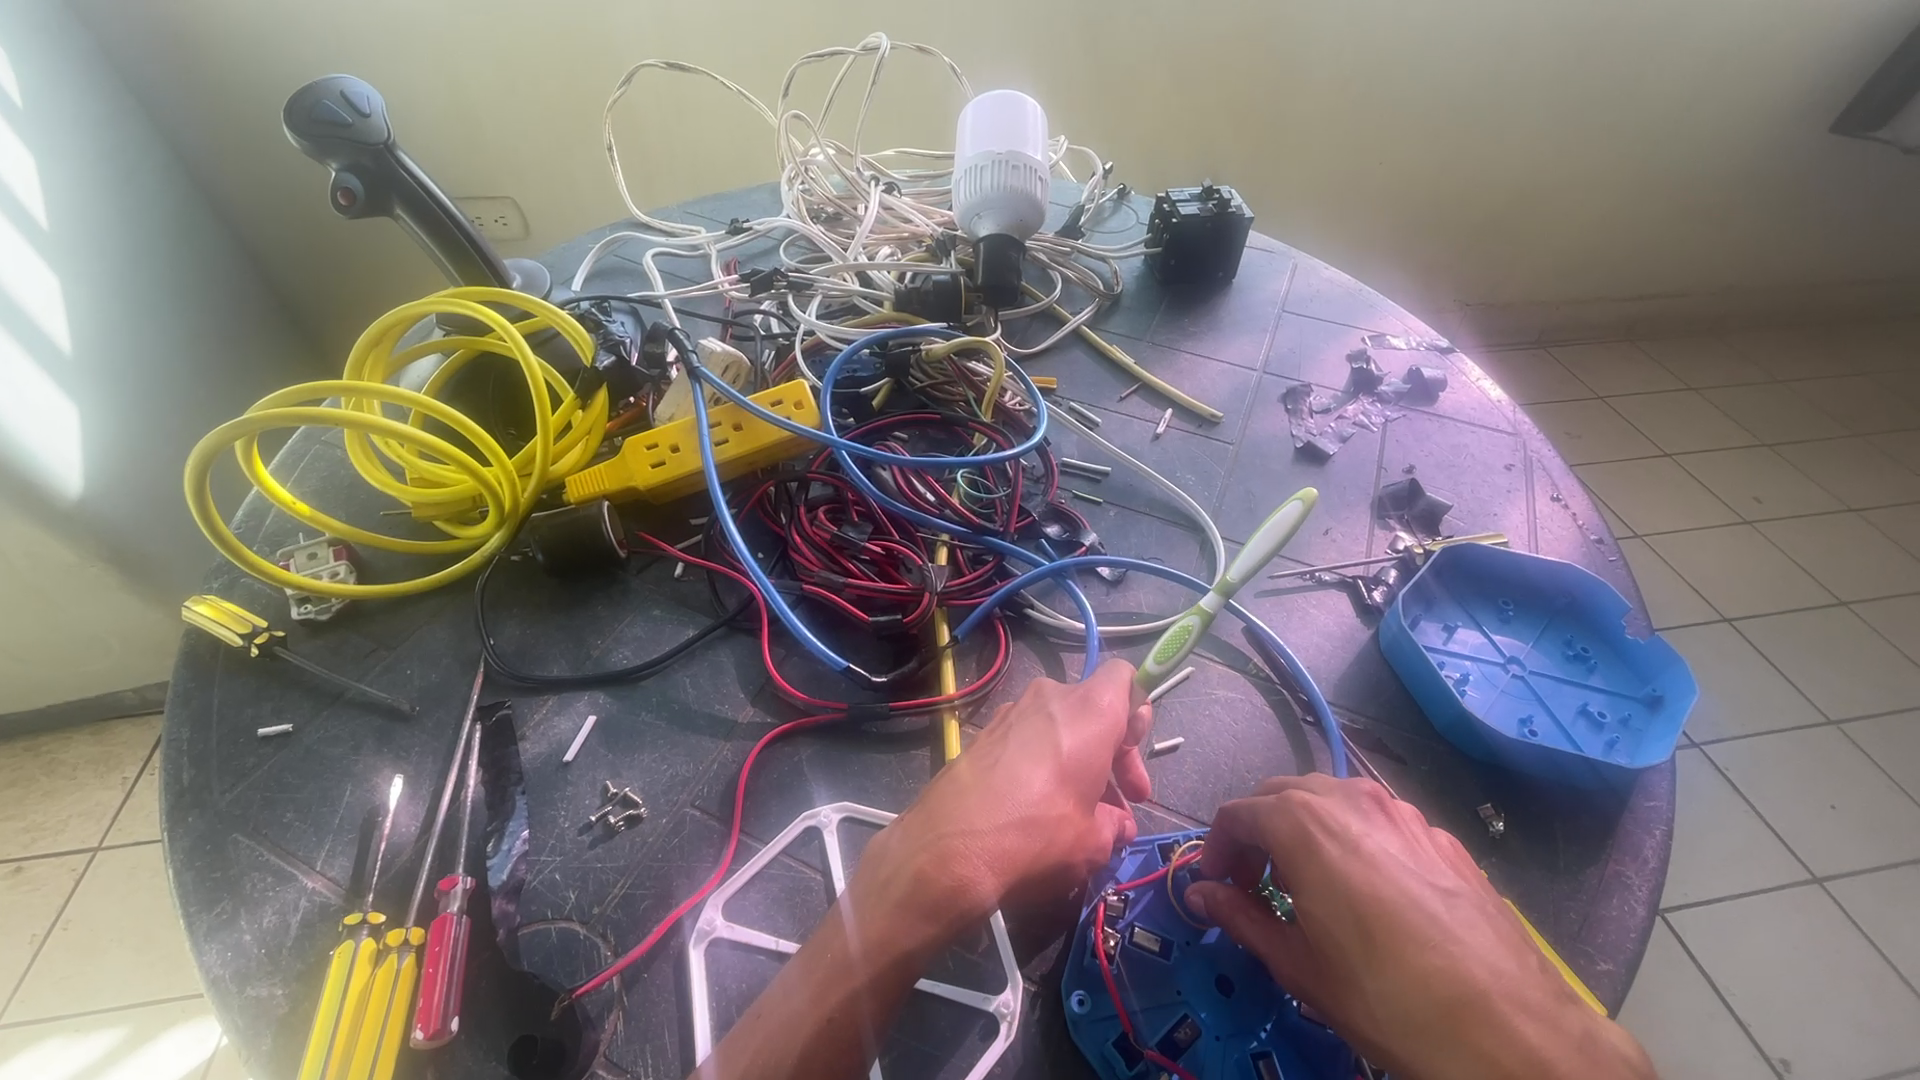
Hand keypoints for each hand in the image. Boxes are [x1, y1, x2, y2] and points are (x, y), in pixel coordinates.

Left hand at [861, 659, 1152, 930]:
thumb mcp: (1093, 841)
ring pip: (1060, 726)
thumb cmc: (1036, 836)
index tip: (1133, 753)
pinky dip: (1043, 764)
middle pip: (1093, 708)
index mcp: (1088, 711)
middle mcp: (1049, 698)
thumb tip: (1115, 824)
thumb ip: (1113, 824)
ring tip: (1080, 817)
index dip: (1137, 709)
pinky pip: (1028, 738)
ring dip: (1077, 762)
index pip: (1124, 676)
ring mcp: (1011, 713)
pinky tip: (1040, 810)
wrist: (947, 849)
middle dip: (1111, 752)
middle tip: (1120, 804)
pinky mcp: (983, 734)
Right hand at [1184, 776, 1654, 1079]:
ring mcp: (1402, 813)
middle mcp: (1349, 800)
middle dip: (1256, 832)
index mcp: (1302, 824)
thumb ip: (1240, 917)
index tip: (1215, 885)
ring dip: (1303, 828)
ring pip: (1331, 799)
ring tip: (1308, 883)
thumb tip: (1201, 896)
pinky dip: (1352, 840)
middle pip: (1281, 795)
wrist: (1511, 1029)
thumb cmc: (1385, 997)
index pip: (1237, 814)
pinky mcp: (1441, 837)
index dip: (1215, 848)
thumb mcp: (1297, 964)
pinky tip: (1367, 891)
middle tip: (1254, 883)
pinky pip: (1378, 822)